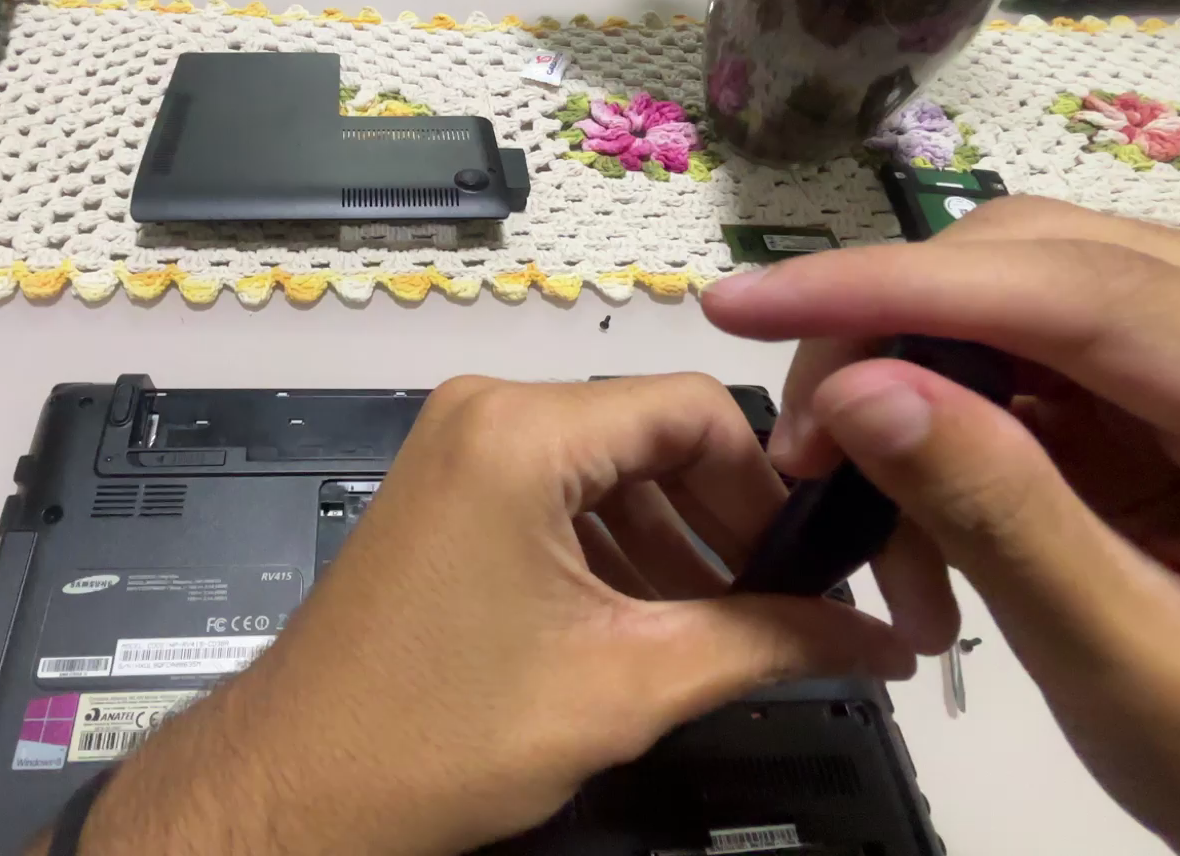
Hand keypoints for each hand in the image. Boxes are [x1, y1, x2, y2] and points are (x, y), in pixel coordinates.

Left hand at [70, 376, 922, 855]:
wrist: (300, 775)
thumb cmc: (448, 729)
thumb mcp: (624, 681)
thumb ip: (764, 643)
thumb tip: (880, 640)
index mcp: (524, 427)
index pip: (690, 408)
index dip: (765, 482)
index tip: (812, 563)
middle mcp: (489, 405)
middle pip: (646, 434)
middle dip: (720, 519)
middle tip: (782, 606)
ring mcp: (460, 439)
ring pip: (603, 463)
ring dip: (668, 537)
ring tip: (725, 623)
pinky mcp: (449, 478)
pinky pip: (554, 485)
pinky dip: (608, 539)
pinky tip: (647, 609)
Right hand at [703, 196, 1179, 855]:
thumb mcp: (1146, 680)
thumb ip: (1000, 519)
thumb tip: (852, 394)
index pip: (1079, 293)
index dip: (887, 287)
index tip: (742, 304)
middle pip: (1037, 261)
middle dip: (882, 334)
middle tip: (807, 453)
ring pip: (1015, 290)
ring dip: (903, 375)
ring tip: (856, 496)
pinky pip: (1027, 349)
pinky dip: (941, 410)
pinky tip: (922, 499)